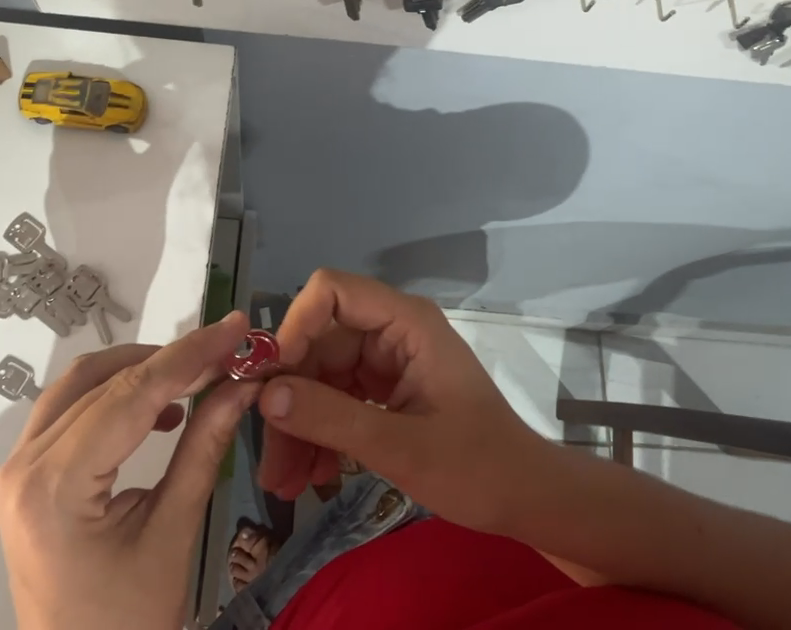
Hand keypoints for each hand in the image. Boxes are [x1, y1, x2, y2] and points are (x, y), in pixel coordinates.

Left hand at [0, 311, 259, 629]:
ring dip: (140, 372)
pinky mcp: (25, 475)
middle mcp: (23, 466)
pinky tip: (159, 412)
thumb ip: (205, 448)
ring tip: (197, 379)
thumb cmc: (127, 620)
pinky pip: (70, 410)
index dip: (190, 354)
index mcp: (54, 487)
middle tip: (227, 355)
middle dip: (170, 360)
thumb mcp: (173, 535)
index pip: (130, 395)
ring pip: (81, 384)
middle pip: (102, 380)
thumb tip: (242, 384)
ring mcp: (17, 469)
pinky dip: (116, 395)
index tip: (235, 329)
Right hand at [257, 269, 549, 533]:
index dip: (295, 326)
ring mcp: (385, 361)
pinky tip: (311, 475)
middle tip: (270, 460)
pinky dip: (319, 434)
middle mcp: (390, 331)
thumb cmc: (477, 467)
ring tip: (284, 482)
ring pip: (318, 377)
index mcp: (405, 322)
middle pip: (317, 344)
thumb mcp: (401, 446)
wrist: (525, 498)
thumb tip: (266, 397)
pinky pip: (334, 400)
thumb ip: (331, 418)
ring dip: (298, 426)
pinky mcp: (382, 390)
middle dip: (289, 399)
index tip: (272, 380)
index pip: (331, 291)